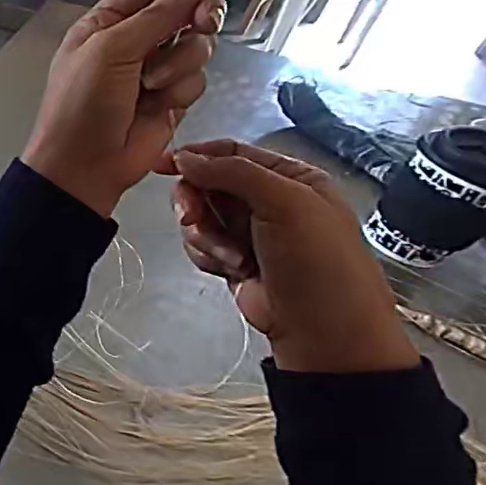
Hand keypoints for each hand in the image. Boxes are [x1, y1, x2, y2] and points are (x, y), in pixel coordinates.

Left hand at [22, 0, 226, 216]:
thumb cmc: (82, 105)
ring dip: (180, 63)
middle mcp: (130, 41)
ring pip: (197, 44)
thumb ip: (155, 14)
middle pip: (182, 9)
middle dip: (195, 15)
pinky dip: (181, 90)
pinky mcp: (172, 95)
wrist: (85, 164)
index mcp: (104, 23)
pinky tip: (157, 106)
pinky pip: (198, 78)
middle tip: (201, 23)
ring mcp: (153, 68)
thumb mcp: (110, 50)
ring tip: (150, 85)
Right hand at [162, 140, 418, 373]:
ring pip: (197, 214)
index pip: (231, 152)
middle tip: (192, 220)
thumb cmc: (318, 264)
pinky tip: (229, 269)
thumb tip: (183, 157)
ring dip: (203, 235)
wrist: (325, 333)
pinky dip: (205, 254)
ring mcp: (249, 230)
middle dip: (195, 203)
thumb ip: (234, 172)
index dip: (194, 155)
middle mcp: (268, 200)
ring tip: (229, 257)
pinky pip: (197, 242)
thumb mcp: (286, 205)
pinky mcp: (232, 256)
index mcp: (291, 179)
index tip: (160, 166)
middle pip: (205, 183)